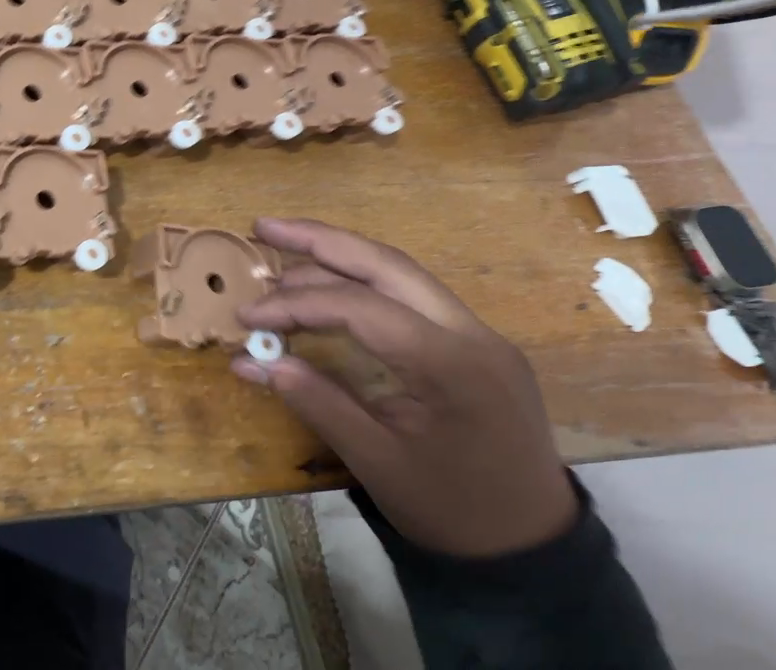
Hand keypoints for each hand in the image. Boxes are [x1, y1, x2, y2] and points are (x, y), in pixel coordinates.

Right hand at [233, 218, 577, 558]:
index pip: (359, 307)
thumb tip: (249, 361)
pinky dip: (364, 283)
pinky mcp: (474, 346)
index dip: (294, 305)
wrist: (530, 548)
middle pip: (386, 264)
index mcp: (451, 364)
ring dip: (340, 258)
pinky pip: (412, 297)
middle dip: (320, 240)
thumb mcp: (374, 460)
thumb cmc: (450, 508)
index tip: (245, 317)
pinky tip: (328, 288)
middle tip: (262, 227)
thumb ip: (314, 401)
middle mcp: (472, 334)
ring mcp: (479, 336)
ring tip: (282, 261)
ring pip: (401, 273)